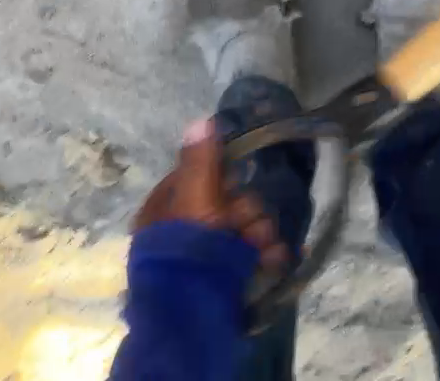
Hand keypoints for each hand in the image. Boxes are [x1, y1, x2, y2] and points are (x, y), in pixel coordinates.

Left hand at [135, 119, 288, 278]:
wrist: (193, 320)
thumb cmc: (187, 250)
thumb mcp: (193, 197)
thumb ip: (201, 159)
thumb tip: (202, 119)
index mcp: (164, 211)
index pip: (197, 177)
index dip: (219, 177)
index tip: (231, 182)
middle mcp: (183, 232)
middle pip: (226, 203)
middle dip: (246, 210)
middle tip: (248, 224)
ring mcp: (205, 259)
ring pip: (245, 228)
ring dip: (260, 233)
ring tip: (263, 245)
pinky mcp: (227, 281)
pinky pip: (253, 256)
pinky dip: (266, 255)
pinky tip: (274, 257)